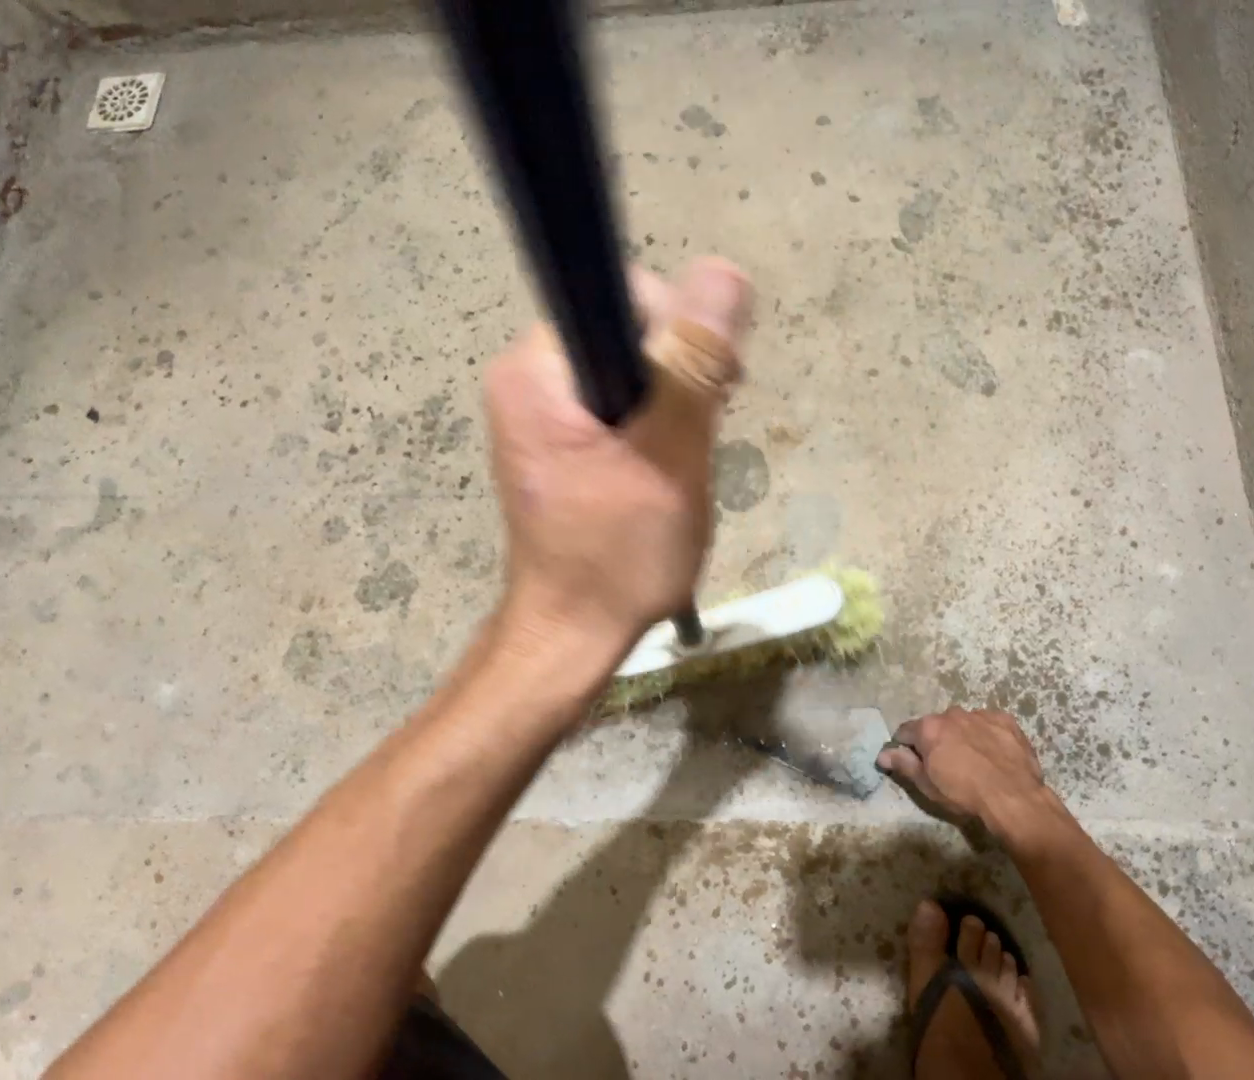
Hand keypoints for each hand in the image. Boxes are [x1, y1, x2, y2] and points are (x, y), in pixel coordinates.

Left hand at [485, 257, 752, 651]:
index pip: (625, 298)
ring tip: (685, 460)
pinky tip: (668, 466)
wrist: (575, 635)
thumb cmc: (619, 555)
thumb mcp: (670, 456)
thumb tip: (724, 271)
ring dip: (674, 404)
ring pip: (632, 369)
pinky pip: (620, 403)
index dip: (682, 332)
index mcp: (537, 370)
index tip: (713, 392)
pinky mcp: (558, 440)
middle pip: (629, 331)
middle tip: (701, 437)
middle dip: (681, 375)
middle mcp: (528, 379)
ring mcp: (540, 412)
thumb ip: (693, 364)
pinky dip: (655, 424)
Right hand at [876, 708, 1063, 833]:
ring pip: (963, 723)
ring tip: (974, 761)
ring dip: (962, 736)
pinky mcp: (1005, 720)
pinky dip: (987, 735)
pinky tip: (994, 754)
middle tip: (947, 765)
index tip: (913, 762)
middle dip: (937, 740)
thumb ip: (903, 764)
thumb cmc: (963, 794)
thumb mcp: (927, 785)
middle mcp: (952, 714)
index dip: (906, 747)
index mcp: (928, 728)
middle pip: (936, 725)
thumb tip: (882, 753)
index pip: (905, 731)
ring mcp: (980, 715)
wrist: (1013, 797)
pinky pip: (988, 724)